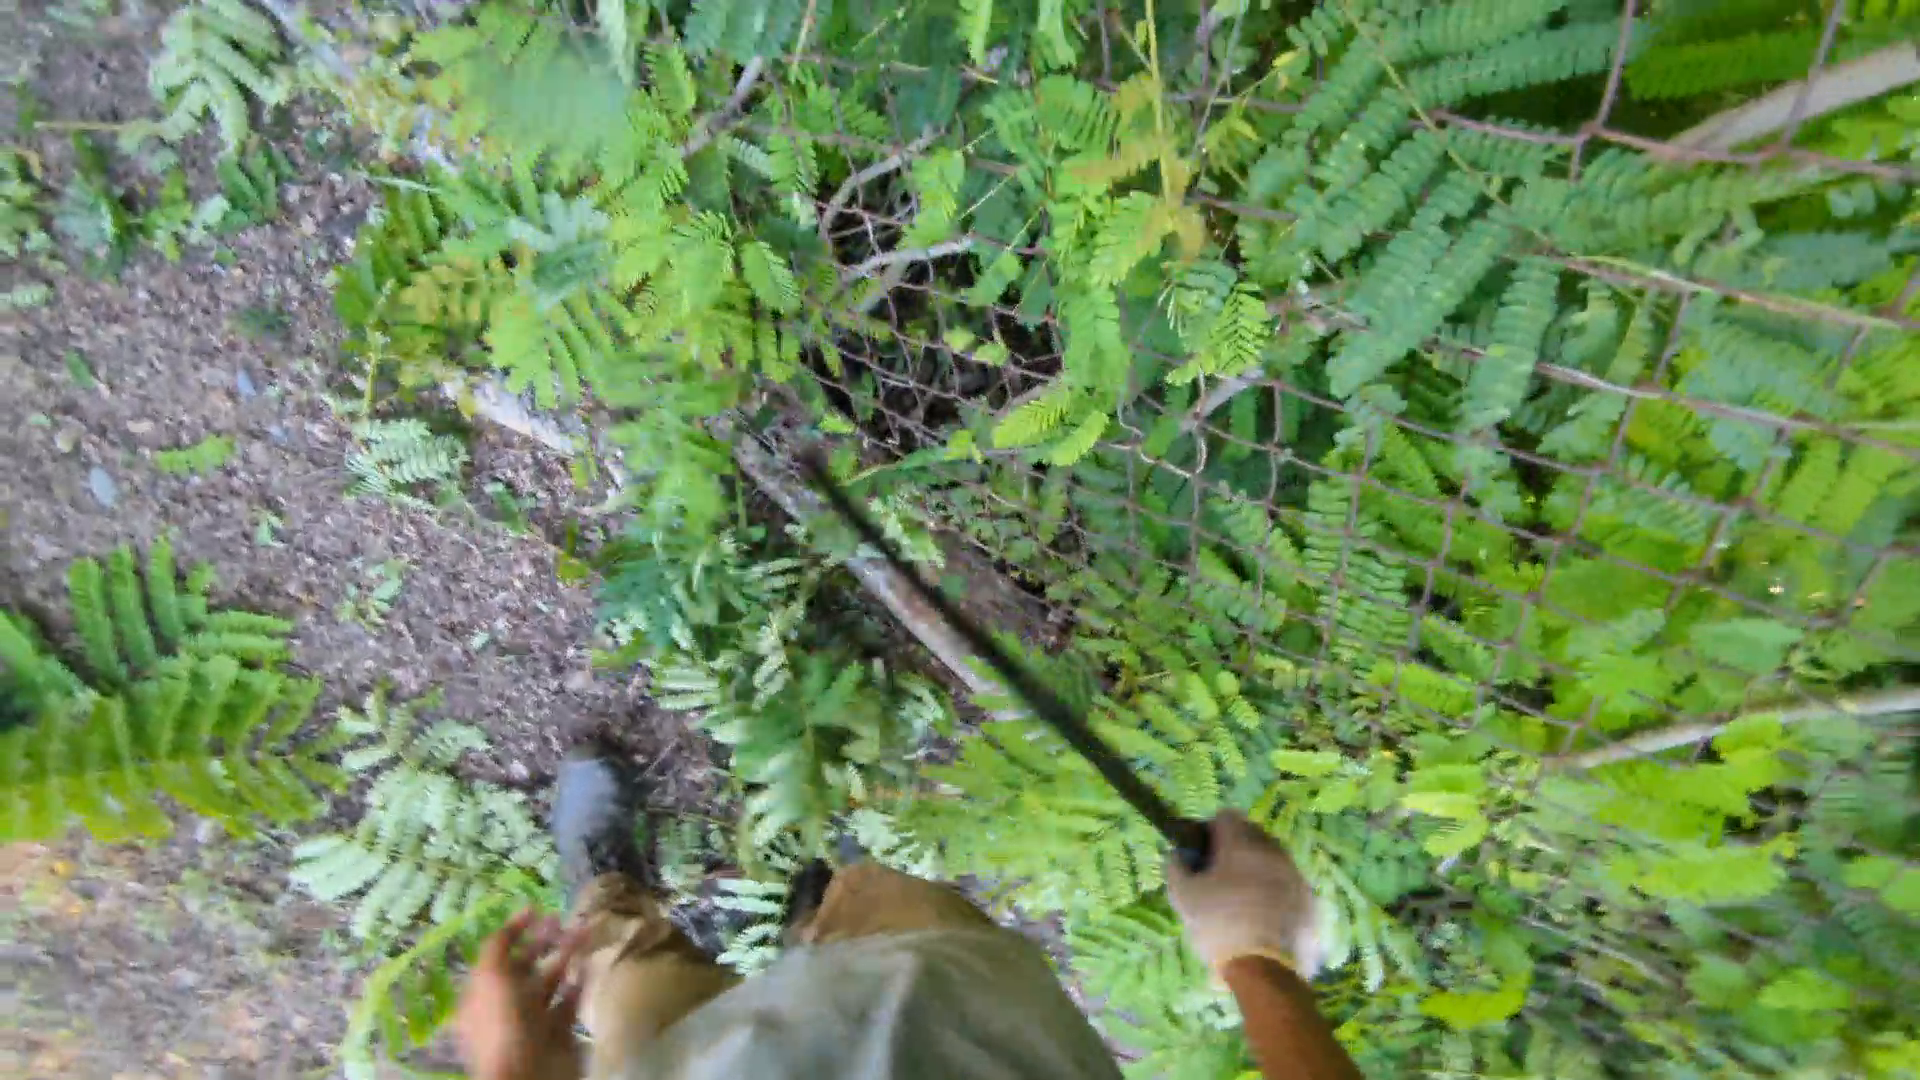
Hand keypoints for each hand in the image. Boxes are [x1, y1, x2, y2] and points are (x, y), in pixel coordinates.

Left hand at [456, 910, 588, 1079]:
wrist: (529, 1076)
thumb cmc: (503, 1025)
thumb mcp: (491, 978)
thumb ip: (500, 945)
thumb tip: (522, 913)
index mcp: (481, 997)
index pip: (497, 955)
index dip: (515, 930)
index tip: (538, 906)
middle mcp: (504, 1007)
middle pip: (525, 966)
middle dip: (544, 939)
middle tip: (564, 917)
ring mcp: (532, 1020)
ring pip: (551, 978)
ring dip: (567, 954)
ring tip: (586, 932)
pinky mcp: (559, 1029)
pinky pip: (570, 998)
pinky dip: (580, 979)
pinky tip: (591, 962)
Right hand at [1167, 813, 1324, 976]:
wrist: (1267, 975)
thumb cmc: (1220, 927)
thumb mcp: (1183, 896)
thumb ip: (1176, 866)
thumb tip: (1178, 854)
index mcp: (1243, 844)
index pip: (1226, 816)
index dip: (1210, 830)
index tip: (1202, 854)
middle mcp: (1274, 852)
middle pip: (1252, 834)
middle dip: (1236, 847)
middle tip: (1220, 875)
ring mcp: (1297, 878)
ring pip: (1273, 859)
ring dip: (1257, 869)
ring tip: (1242, 898)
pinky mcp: (1311, 903)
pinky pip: (1288, 885)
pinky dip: (1275, 892)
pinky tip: (1263, 918)